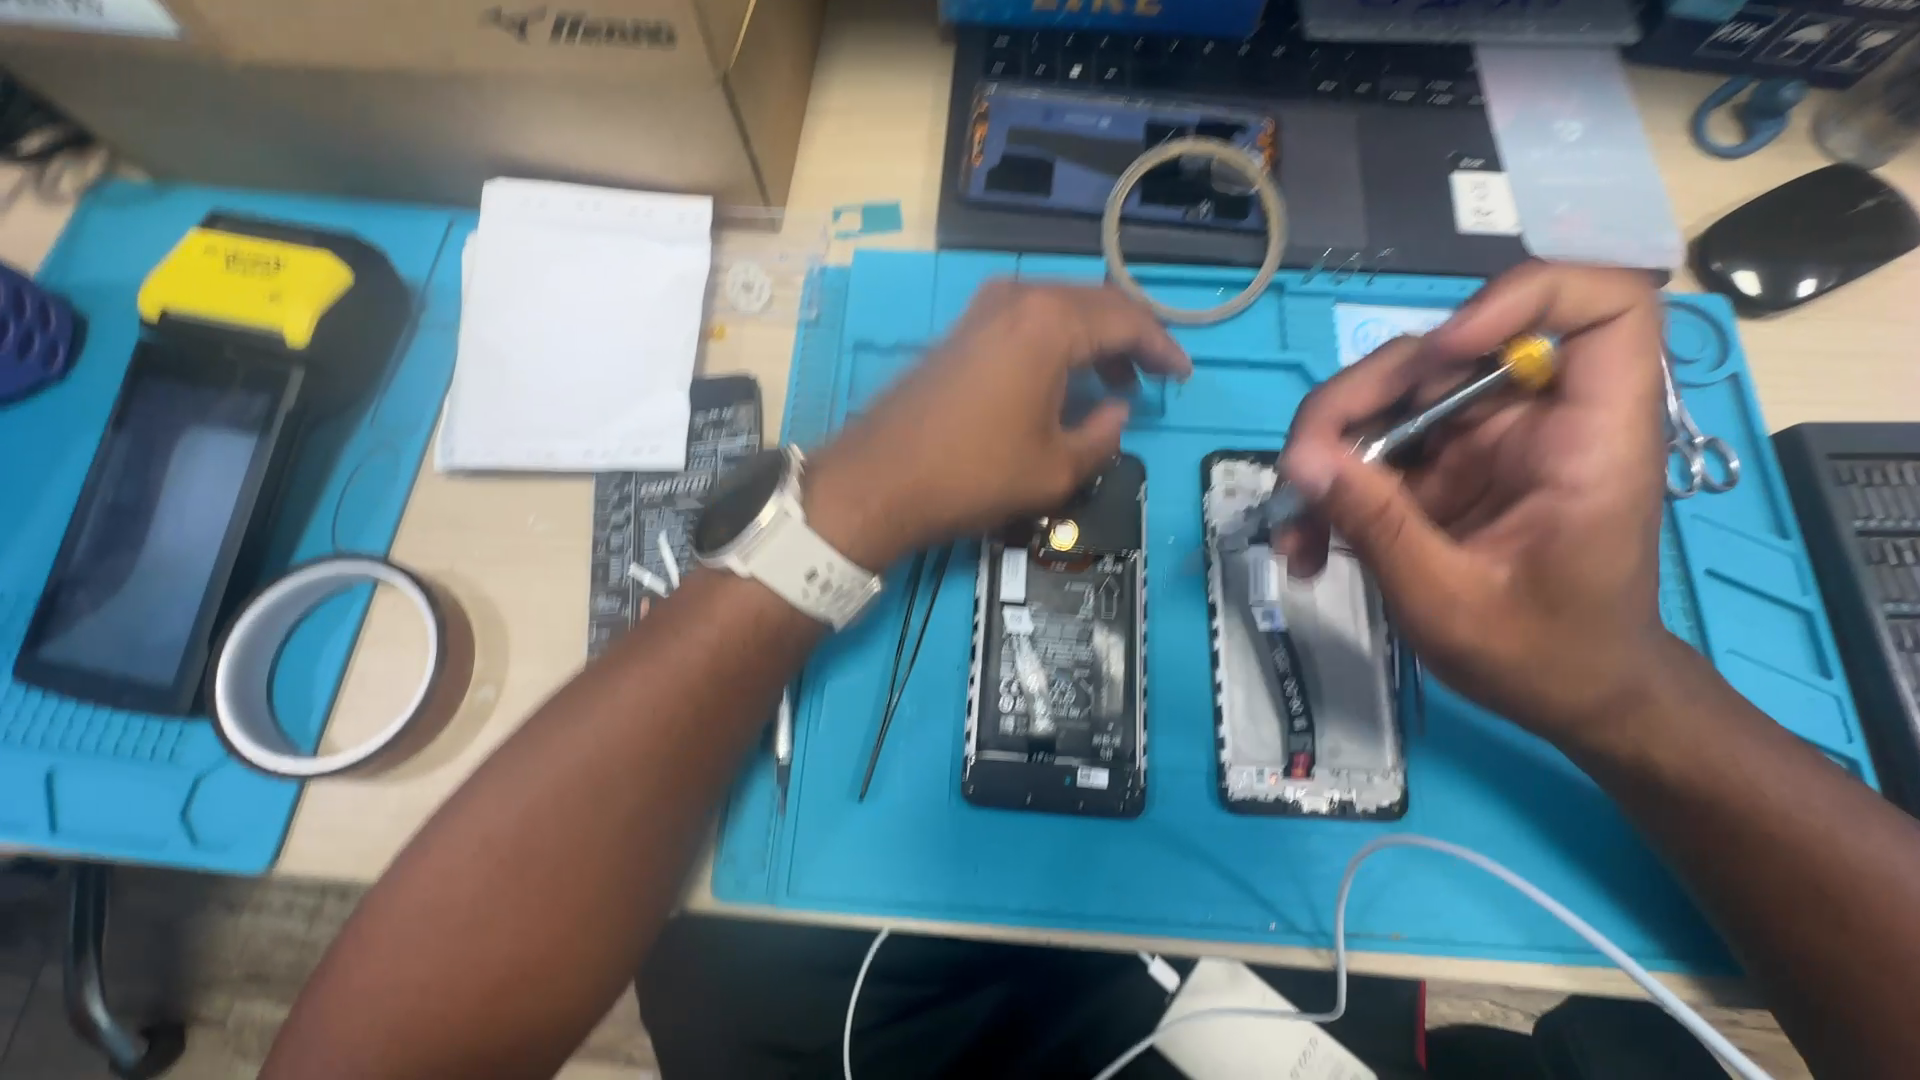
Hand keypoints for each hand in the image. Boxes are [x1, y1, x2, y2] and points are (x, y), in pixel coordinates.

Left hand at [807, 281, 1189, 565]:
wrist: (879, 479)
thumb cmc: (974, 474)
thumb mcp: (1056, 467)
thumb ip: (1104, 434)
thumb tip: (1120, 410)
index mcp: (1050, 321)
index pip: (1127, 318)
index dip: (1162, 347)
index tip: (1181, 376)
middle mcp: (1018, 298)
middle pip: (1094, 303)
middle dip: (1130, 338)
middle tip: (1153, 375)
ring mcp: (983, 309)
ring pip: (1058, 309)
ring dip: (1092, 340)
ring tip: (1114, 385)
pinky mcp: (961, 329)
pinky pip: (1026, 321)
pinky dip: (1056, 343)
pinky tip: (1063, 379)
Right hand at [1277, 262, 1675, 749]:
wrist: (1568, 699)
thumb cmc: (1543, 657)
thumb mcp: (1448, 601)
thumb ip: (1377, 524)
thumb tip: (1299, 460)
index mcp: (1586, 437)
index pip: (1600, 306)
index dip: (1518, 301)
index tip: (1441, 354)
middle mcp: (1531, 421)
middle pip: (1437, 354)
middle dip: (1353, 404)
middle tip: (1300, 472)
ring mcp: (1480, 444)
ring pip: (1387, 403)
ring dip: (1325, 458)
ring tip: (1295, 531)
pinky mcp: (1442, 472)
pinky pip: (1371, 454)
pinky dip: (1332, 493)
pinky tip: (1307, 548)